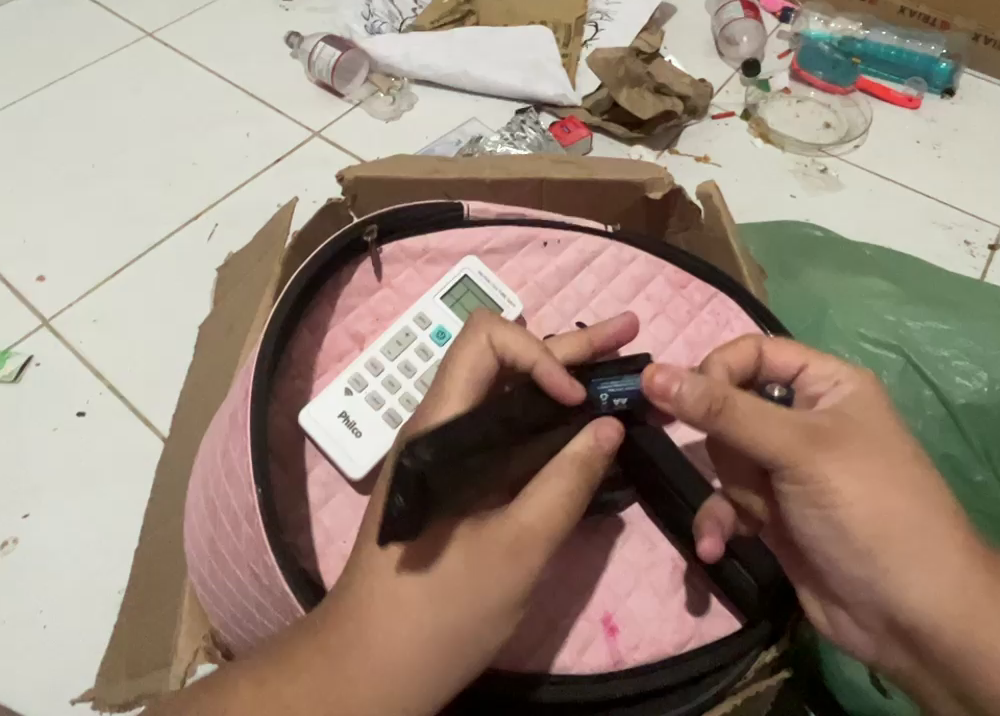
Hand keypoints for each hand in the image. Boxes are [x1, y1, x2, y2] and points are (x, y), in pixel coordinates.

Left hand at [307, 310, 636, 715]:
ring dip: (565, 373)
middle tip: (628, 330)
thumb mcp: (516, 551)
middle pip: (505, 360)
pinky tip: (588, 416)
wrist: (371, 668)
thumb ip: (566, 484)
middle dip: (569, 346)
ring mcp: (452, 452)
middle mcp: (444, 425)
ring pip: (509, 393)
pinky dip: (551, 416)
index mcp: (440, 427)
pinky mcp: (463, 479)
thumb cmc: (438, 611)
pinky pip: (509, 430)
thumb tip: (611, 427)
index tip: (575, 400)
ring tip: (620, 357)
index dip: (537, 355)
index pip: (484, 343)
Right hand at [640, 336, 990, 685]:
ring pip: (723, 458)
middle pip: (729, 407)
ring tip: (758, 520)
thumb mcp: (797, 450)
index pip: (751, 352)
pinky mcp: (775, 515)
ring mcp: (788, 470)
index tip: (689, 401)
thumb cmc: (868, 511)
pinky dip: (720, 523)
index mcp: (826, 385)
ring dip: (729, 493)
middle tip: (756, 475)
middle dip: (731, 450)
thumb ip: (722, 410)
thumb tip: (651, 373)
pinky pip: (726, 502)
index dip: (716, 372)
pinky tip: (717, 548)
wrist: (917, 621)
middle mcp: (804, 420)